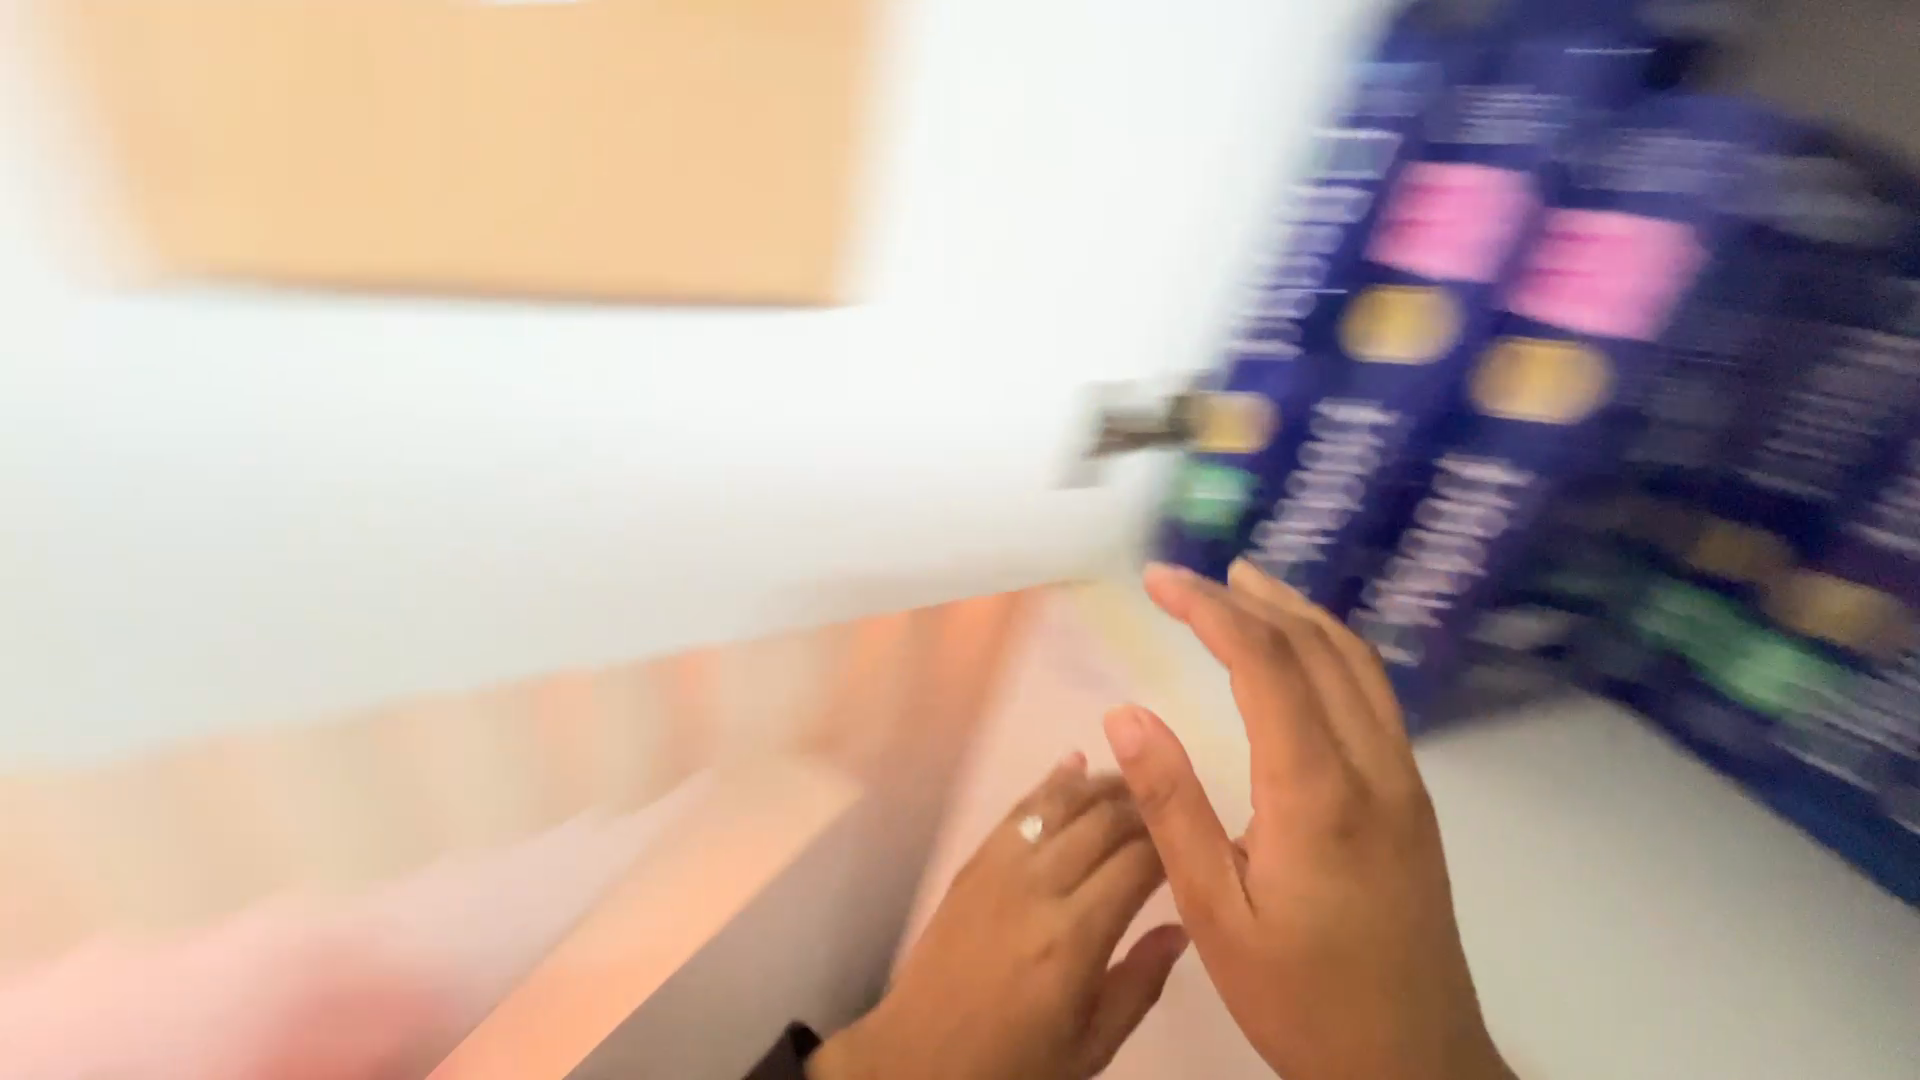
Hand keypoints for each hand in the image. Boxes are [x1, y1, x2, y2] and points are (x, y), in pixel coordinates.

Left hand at [809, 756, 1188, 1079]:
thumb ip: (1141, 983)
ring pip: (1061, 804)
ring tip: (1134, 778)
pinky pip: (1020, 810)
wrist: (918, 1056)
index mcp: (1074, 937)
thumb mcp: (1091, 1046)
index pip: (1137, 863)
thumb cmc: (1014, 1061)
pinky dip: (1051, 783)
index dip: (1172, 840)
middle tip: (1171, 804)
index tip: (1195, 834)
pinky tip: (1074, 764)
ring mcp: (1000, 867)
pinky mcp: (974, 860)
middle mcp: (1038, 888)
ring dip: (1101, 785)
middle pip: (1103, 823)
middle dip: (1143, 805)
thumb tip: (1183, 925)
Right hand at [1102, 560, 1513, 1079]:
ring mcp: (1403, 779)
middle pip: (1314, 646)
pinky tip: (1300, 650)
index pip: (1264, 663)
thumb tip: (1126, 713)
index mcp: (1317, 792)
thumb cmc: (1302, 998)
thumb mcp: (1214, 913)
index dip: (1208, 610)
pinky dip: (1328, 646)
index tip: (1158, 582)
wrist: (1418, 1071)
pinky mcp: (1412, 796)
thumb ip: (1172, 807)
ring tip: (1243, 583)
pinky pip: (1371, 692)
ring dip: (1296, 610)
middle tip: (1188, 575)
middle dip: (1245, 597)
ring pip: (1355, 662)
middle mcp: (1372, 767)